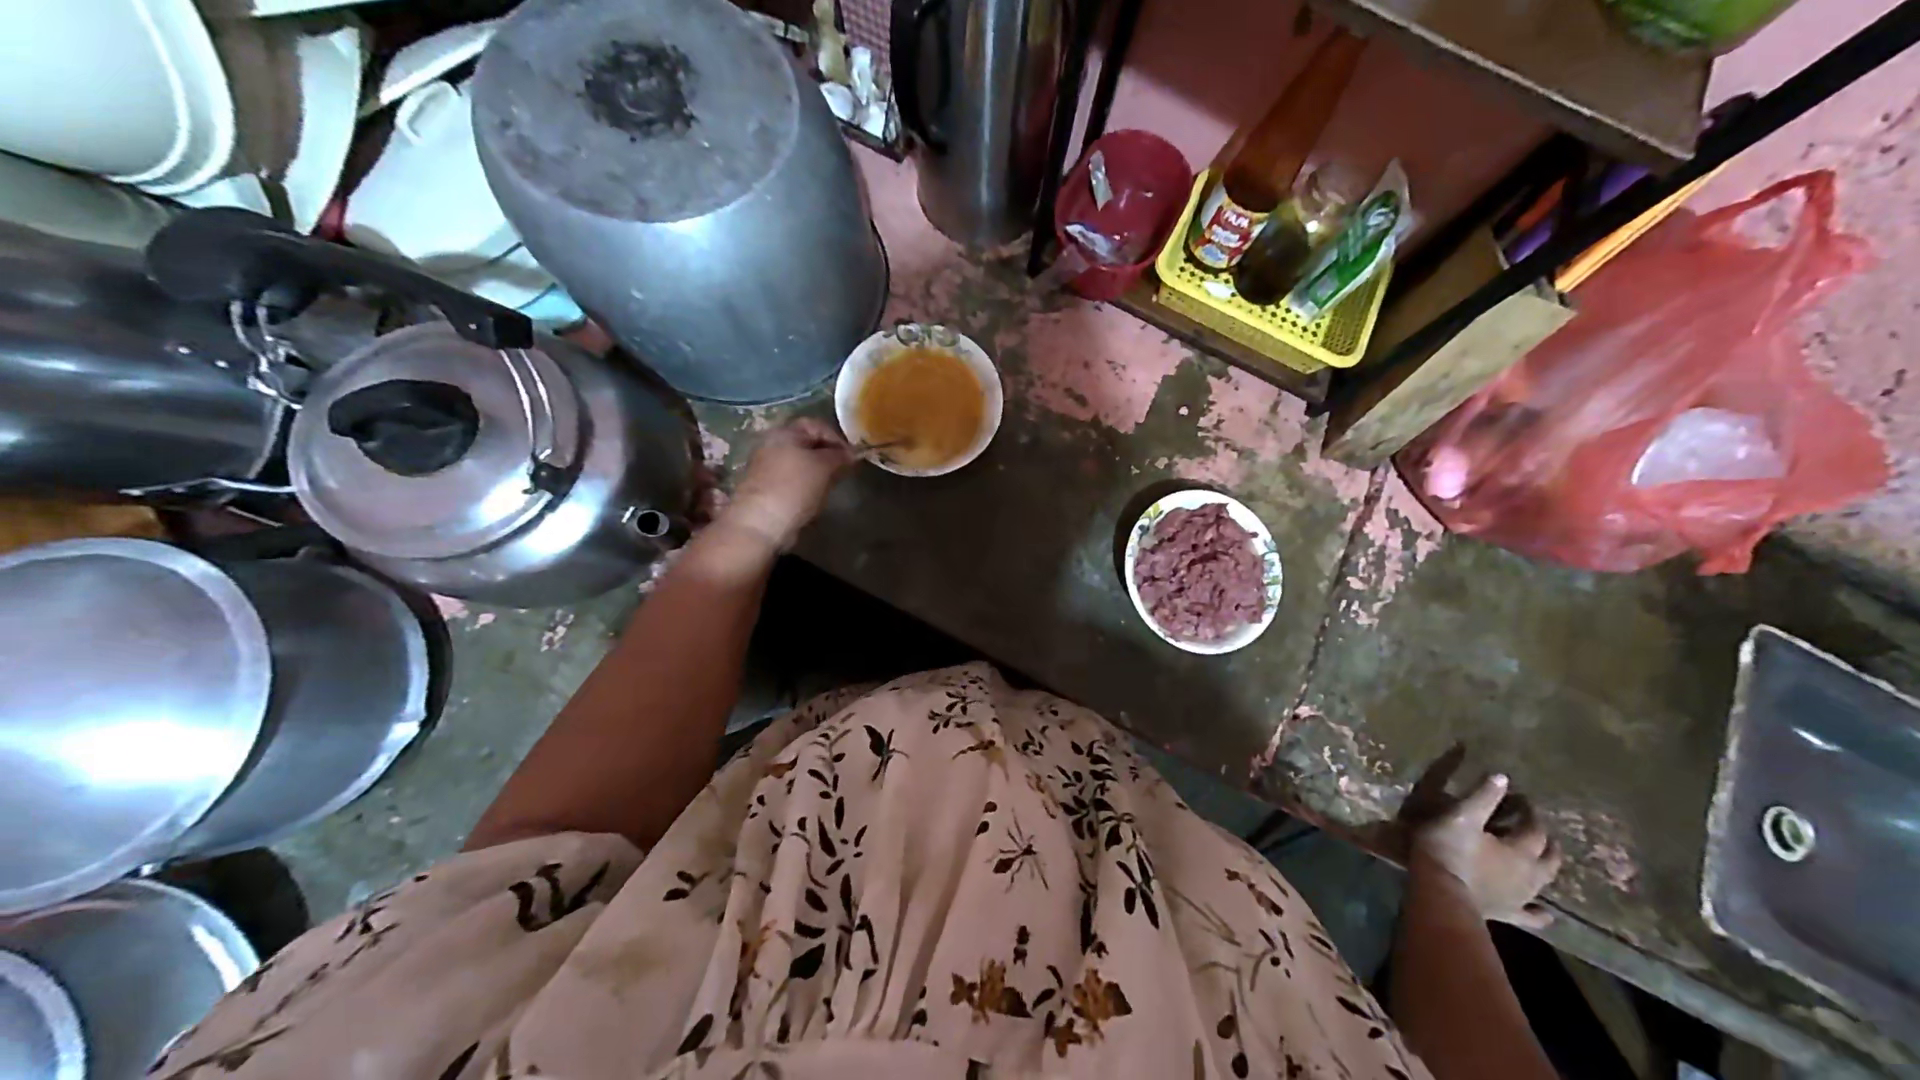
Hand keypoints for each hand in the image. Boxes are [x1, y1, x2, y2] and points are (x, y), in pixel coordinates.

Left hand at [719, 418, 854, 549]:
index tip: (852, 457)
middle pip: (808, 444)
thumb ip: (839, 456)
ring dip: (819, 472)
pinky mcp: (768, 487)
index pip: (817, 426)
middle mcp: (773, 444)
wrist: (761, 522)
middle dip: (829, 456)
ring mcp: (768, 467)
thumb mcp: (824, 466)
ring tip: (832, 486)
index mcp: (784, 432)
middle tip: (844, 471)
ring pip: (801, 463)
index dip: (837, 439)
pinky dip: (807, 485)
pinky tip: (815, 497)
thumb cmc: (795, 486)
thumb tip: (851, 454)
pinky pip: (793, 480)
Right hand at [1406, 760, 1561, 928]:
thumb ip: (1483, 798)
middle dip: (1546, 842)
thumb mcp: (1461, 817)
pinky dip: (1540, 913)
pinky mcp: (1509, 913)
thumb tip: (1503, 777)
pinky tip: (1545, 913)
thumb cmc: (1449, 850)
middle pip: (1548, 857)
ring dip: (1546, 869)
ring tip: (1544, 861)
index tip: (1522, 799)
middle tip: (1539, 830)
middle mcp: (1530, 874)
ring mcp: (1522, 897)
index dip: (1530, 813)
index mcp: (1520, 850)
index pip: (1534, 828)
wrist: (1440, 893)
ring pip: (1544, 882)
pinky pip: (1531, 915)